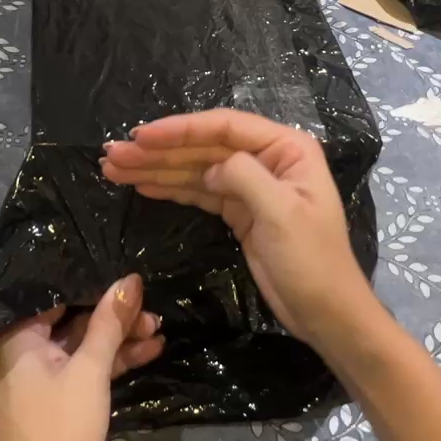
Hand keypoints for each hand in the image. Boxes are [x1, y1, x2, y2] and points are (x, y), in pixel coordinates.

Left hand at [0, 275, 162, 440]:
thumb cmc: (58, 432)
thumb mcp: (90, 372)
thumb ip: (110, 322)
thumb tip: (129, 278)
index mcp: (17, 336)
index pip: (58, 294)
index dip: (97, 286)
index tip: (132, 280)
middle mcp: (21, 351)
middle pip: (73, 320)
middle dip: (115, 316)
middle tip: (153, 311)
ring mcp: (35, 377)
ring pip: (81, 346)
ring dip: (118, 340)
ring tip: (159, 330)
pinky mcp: (50, 400)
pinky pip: (80, 369)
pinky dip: (109, 363)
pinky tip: (147, 353)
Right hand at [100, 109, 378, 346]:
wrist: (327, 314)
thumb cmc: (313, 262)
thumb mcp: (282, 214)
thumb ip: (244, 177)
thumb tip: (210, 165)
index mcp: (286, 148)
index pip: (224, 127)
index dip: (179, 129)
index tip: (140, 136)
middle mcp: (268, 159)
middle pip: (204, 146)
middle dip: (158, 150)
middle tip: (113, 154)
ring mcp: (252, 184)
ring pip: (195, 169)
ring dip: (155, 168)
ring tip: (113, 168)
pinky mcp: (239, 210)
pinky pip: (198, 192)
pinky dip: (169, 188)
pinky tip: (142, 185)